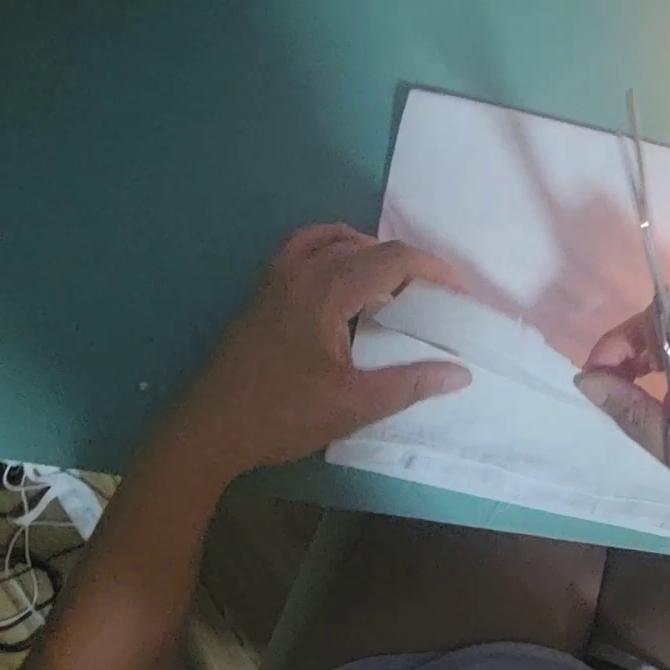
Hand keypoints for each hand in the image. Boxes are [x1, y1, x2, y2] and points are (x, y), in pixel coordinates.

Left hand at [170, 224, 472, 479]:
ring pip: (335, 241)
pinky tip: (342, 276)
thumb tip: (460, 373)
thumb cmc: (282, 416)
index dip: (433, 269)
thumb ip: (410, 384)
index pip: (392, 259)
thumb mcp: (353, 405)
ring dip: (372, 255)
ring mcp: (276, 276)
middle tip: (434, 298)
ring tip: (395, 287)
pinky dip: (334, 250)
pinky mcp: (263, 290)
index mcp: (326, 290)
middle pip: (367, 247)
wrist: (210, 428)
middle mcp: (301, 270)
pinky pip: (305, 248)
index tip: (459, 292)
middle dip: (408, 265)